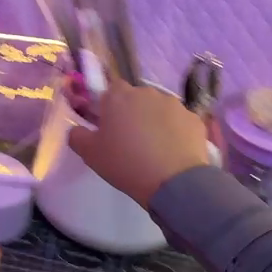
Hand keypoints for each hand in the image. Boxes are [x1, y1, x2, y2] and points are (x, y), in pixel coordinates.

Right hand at [66, 79, 211, 206]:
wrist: (173, 182)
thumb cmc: (125, 164)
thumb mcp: (90, 154)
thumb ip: (77, 136)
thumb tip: (78, 129)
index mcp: (118, 96)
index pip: (111, 89)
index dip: (109, 106)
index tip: (110, 126)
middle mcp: (147, 92)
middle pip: (136, 98)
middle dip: (133, 113)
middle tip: (131, 140)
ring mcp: (174, 104)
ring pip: (159, 109)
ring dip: (155, 122)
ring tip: (155, 149)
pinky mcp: (194, 119)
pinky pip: (180, 122)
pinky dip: (176, 133)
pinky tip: (174, 153)